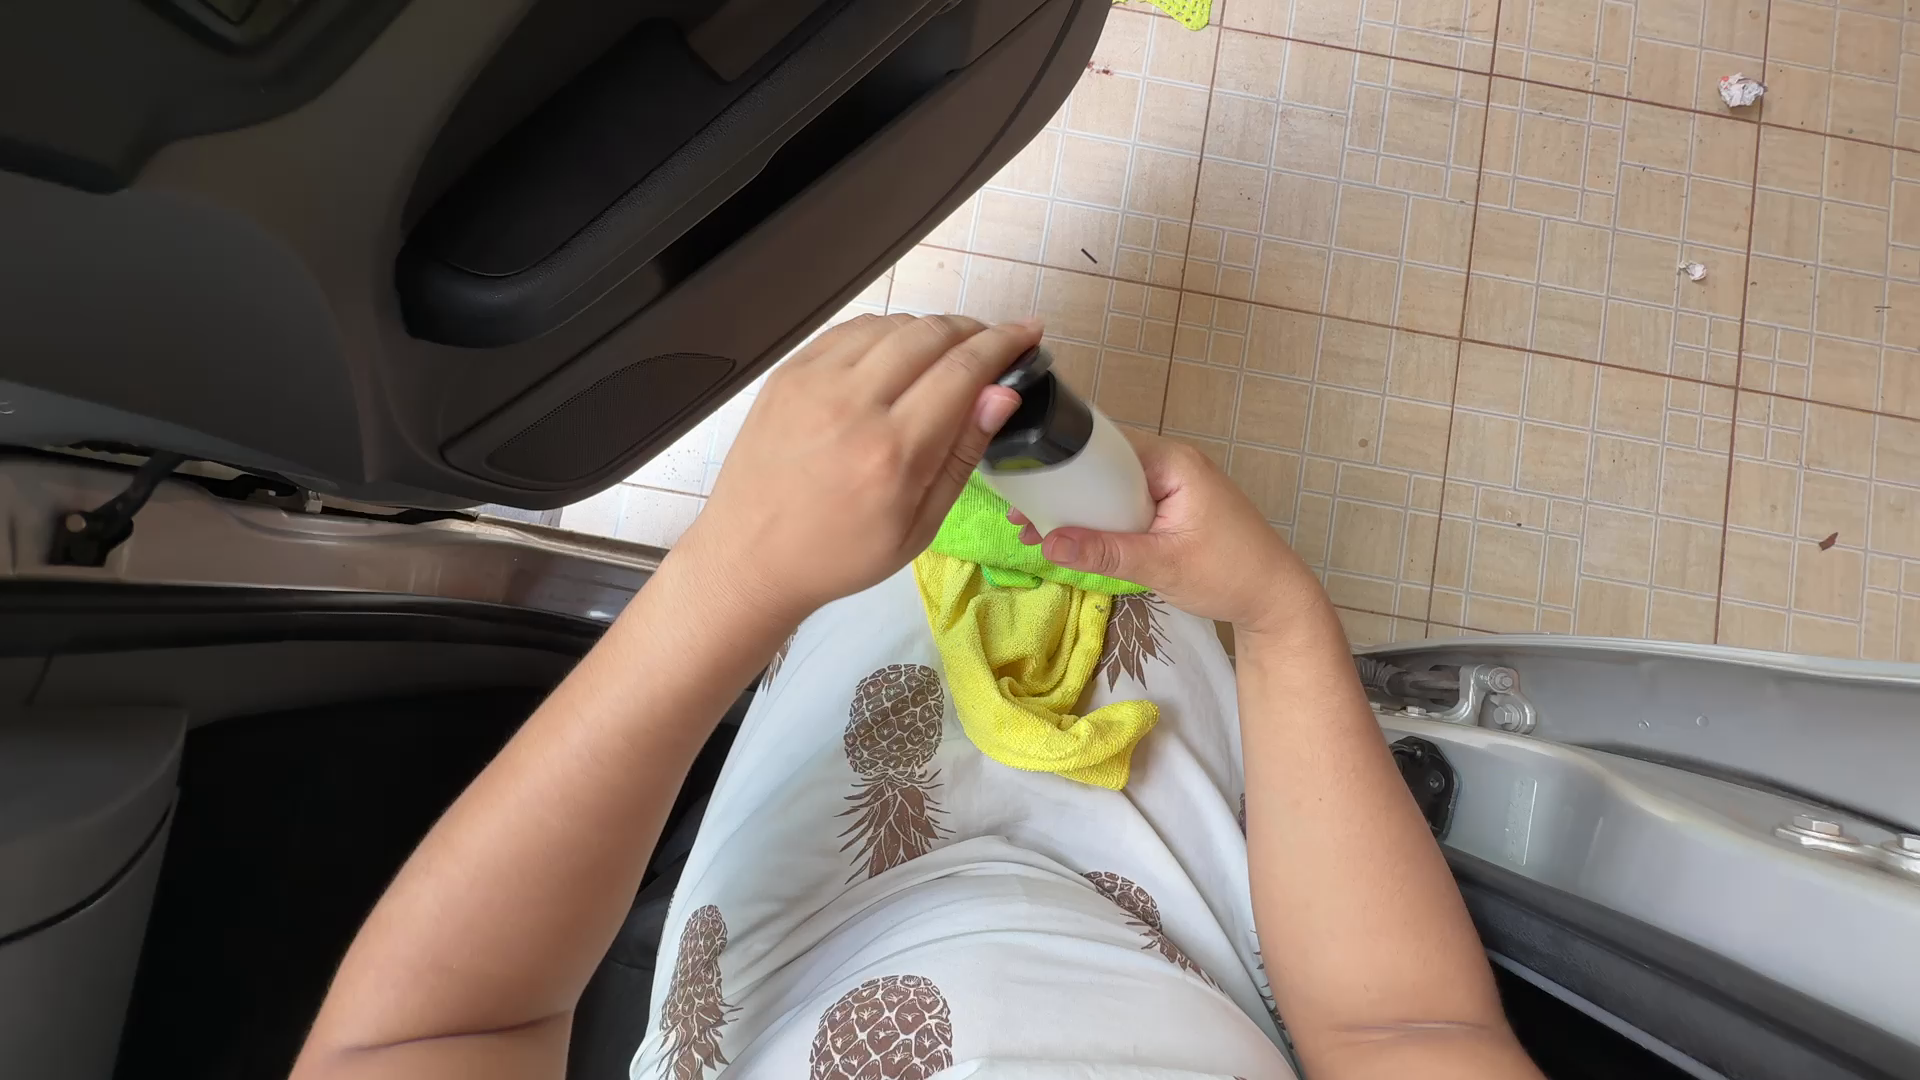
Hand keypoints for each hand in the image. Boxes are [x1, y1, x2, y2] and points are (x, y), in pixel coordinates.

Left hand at [674, 313, 1036, 625]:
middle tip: (992, 344)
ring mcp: (813, 382)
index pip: (963, 370)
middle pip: (930, 334)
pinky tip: (896, 354)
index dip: (1003, 344)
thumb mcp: (918, 526)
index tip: (1028, 334)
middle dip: (973, 330)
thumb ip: (961, 455)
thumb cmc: (841, 555)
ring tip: (947, 353)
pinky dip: (885, 333)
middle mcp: (852, 404)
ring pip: (890, 324)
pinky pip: (849, 331)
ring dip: (930, 329)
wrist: (750, 557)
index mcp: (892, 451)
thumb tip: (1001, 395)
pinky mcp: (788, 374)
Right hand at [1010, 429, 1329, 635]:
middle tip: (1021, 516)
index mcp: (1173, 462)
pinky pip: (1126, 502)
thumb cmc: (1227, 575)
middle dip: (1063, 491)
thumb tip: (1048, 544)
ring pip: (1112, 487)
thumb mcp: (1161, 566)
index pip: (1105, 448)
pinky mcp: (1172, 505)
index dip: (1063, 468)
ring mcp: (1173, 483)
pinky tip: (1073, 536)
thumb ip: (1104, 552)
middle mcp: (1172, 462)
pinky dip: (1100, 518)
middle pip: (1104, 466)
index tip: (1025, 492)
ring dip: (1079, 508)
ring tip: (1035, 529)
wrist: (1275, 599)